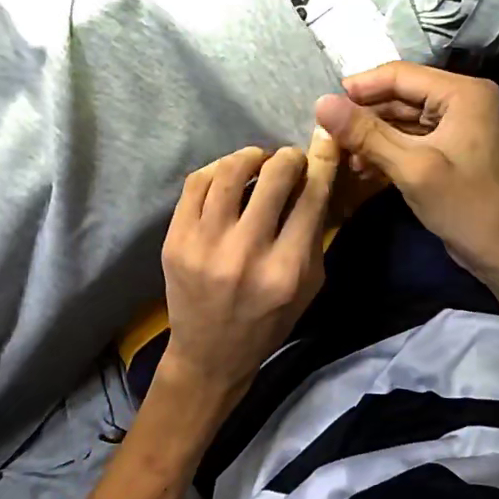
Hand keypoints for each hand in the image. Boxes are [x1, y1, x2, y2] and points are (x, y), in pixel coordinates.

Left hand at [158, 132, 339, 405]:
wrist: (210, 354)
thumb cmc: (269, 322)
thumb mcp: (309, 286)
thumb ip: (314, 233)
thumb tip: (316, 176)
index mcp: (287, 270)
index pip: (311, 197)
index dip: (321, 162)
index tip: (323, 144)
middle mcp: (246, 254)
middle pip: (273, 176)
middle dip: (288, 158)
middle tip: (290, 160)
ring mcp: (205, 246)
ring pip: (229, 172)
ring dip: (250, 156)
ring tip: (258, 160)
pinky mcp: (175, 241)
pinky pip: (195, 184)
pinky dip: (216, 170)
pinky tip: (227, 175)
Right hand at [314, 62, 498, 285]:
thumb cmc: (465, 207)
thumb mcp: (411, 168)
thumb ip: (366, 134)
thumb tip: (320, 103)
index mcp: (463, 93)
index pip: (400, 75)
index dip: (359, 89)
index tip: (322, 107)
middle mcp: (464, 100)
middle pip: (401, 96)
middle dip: (364, 116)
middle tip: (328, 136)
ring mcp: (460, 126)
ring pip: (404, 119)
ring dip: (373, 136)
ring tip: (341, 156)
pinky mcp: (454, 150)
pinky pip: (414, 139)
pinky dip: (389, 151)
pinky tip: (363, 169)